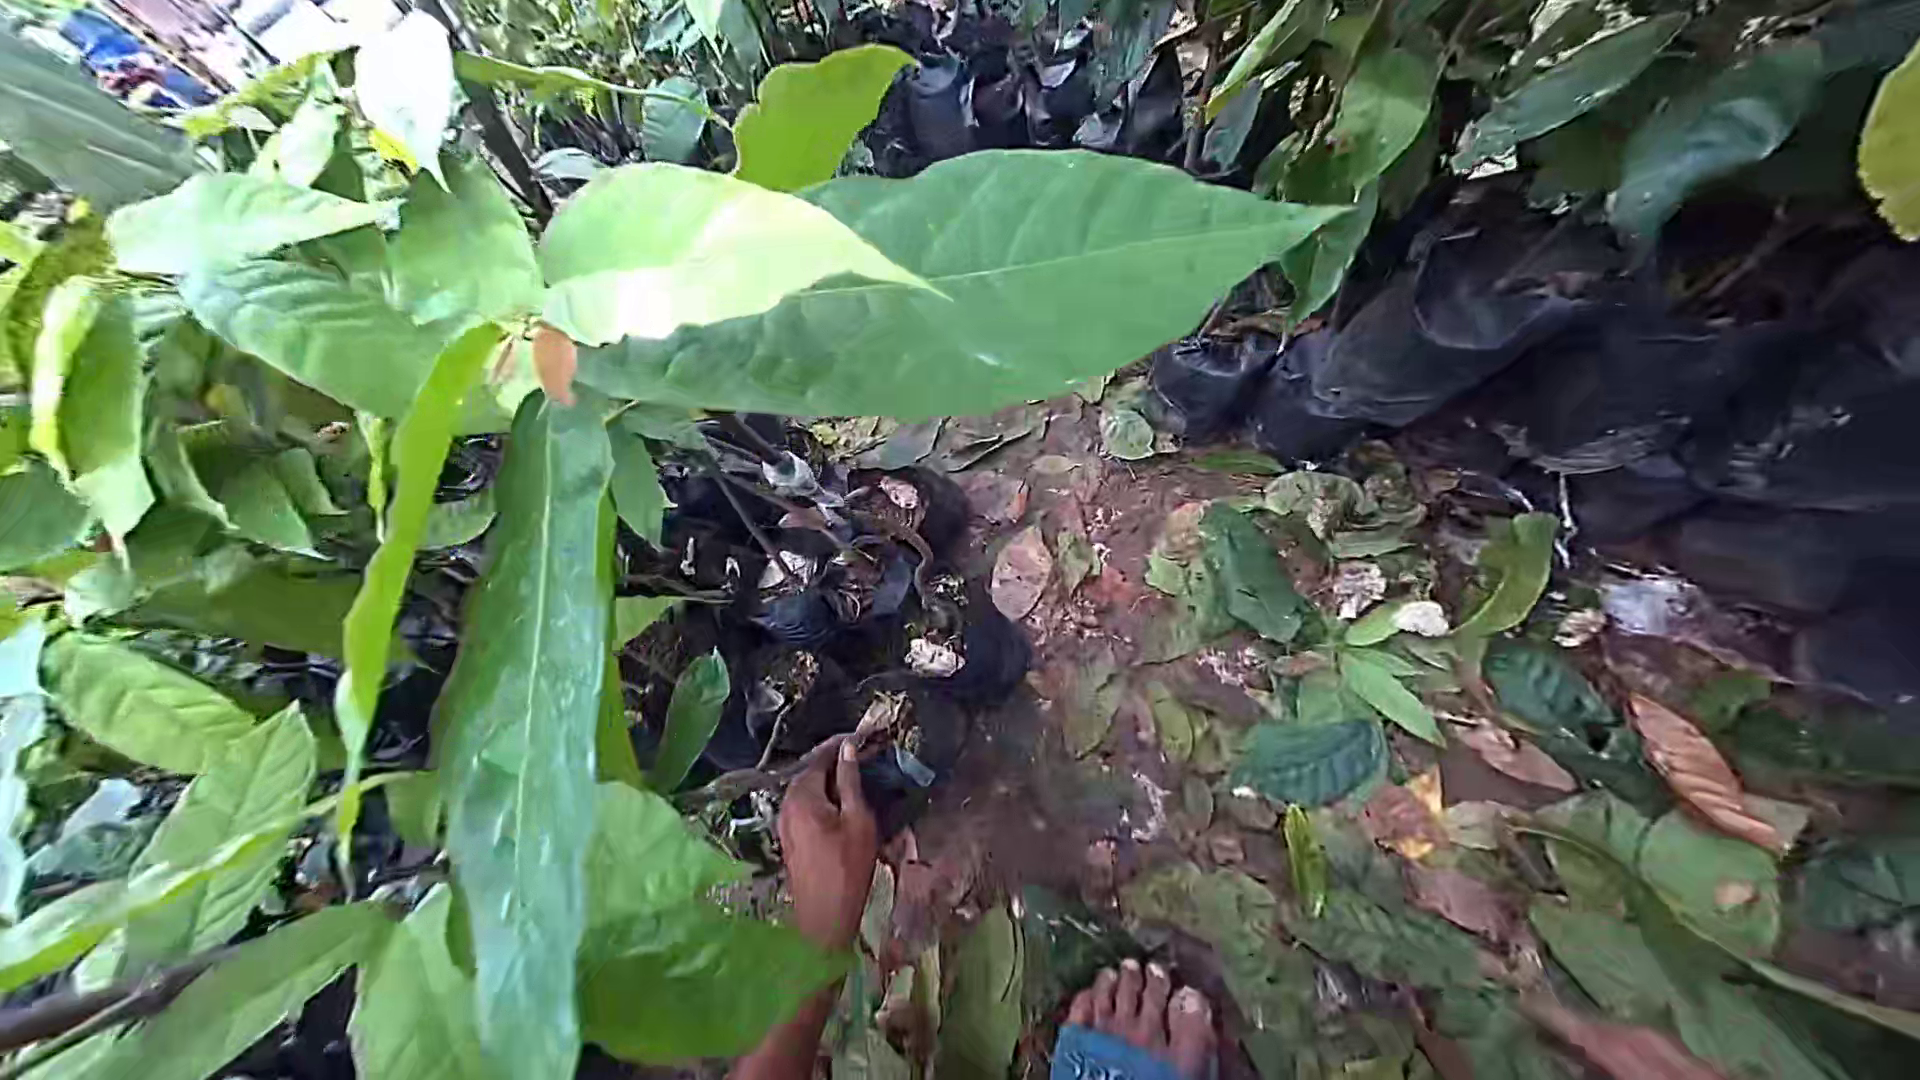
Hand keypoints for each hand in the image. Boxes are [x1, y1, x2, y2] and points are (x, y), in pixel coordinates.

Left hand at [779, 737, 878, 951]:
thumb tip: (848, 748)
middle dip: (836, 760)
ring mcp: (785, 822)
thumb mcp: (857, 819)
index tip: (864, 735)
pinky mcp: (790, 837)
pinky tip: (843, 800)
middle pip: (812, 771)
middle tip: (865, 753)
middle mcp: (787, 804)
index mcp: (801, 796)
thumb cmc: (847, 867)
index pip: (820, 757)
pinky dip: (824, 796)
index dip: (841, 744)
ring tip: (858, 774)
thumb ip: (851, 780)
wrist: (824, 921)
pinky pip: (806, 805)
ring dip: (831, 779)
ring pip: (809, 788)